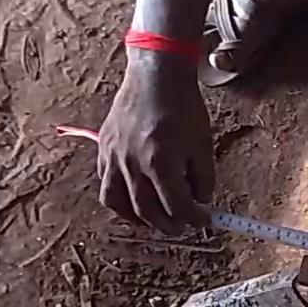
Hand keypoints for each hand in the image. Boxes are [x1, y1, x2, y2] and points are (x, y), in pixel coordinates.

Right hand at [97, 48, 213, 233]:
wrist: (155, 78)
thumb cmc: (184, 109)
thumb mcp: (203, 145)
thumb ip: (203, 178)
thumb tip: (201, 201)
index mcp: (161, 163)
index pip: (178, 206)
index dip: (193, 218)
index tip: (203, 221)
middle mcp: (133, 165)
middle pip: (147, 210)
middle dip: (168, 225)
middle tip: (181, 228)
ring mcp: (114, 158)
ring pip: (118, 202)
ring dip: (137, 219)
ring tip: (154, 220)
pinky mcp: (104, 149)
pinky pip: (106, 184)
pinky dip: (119, 199)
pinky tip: (134, 200)